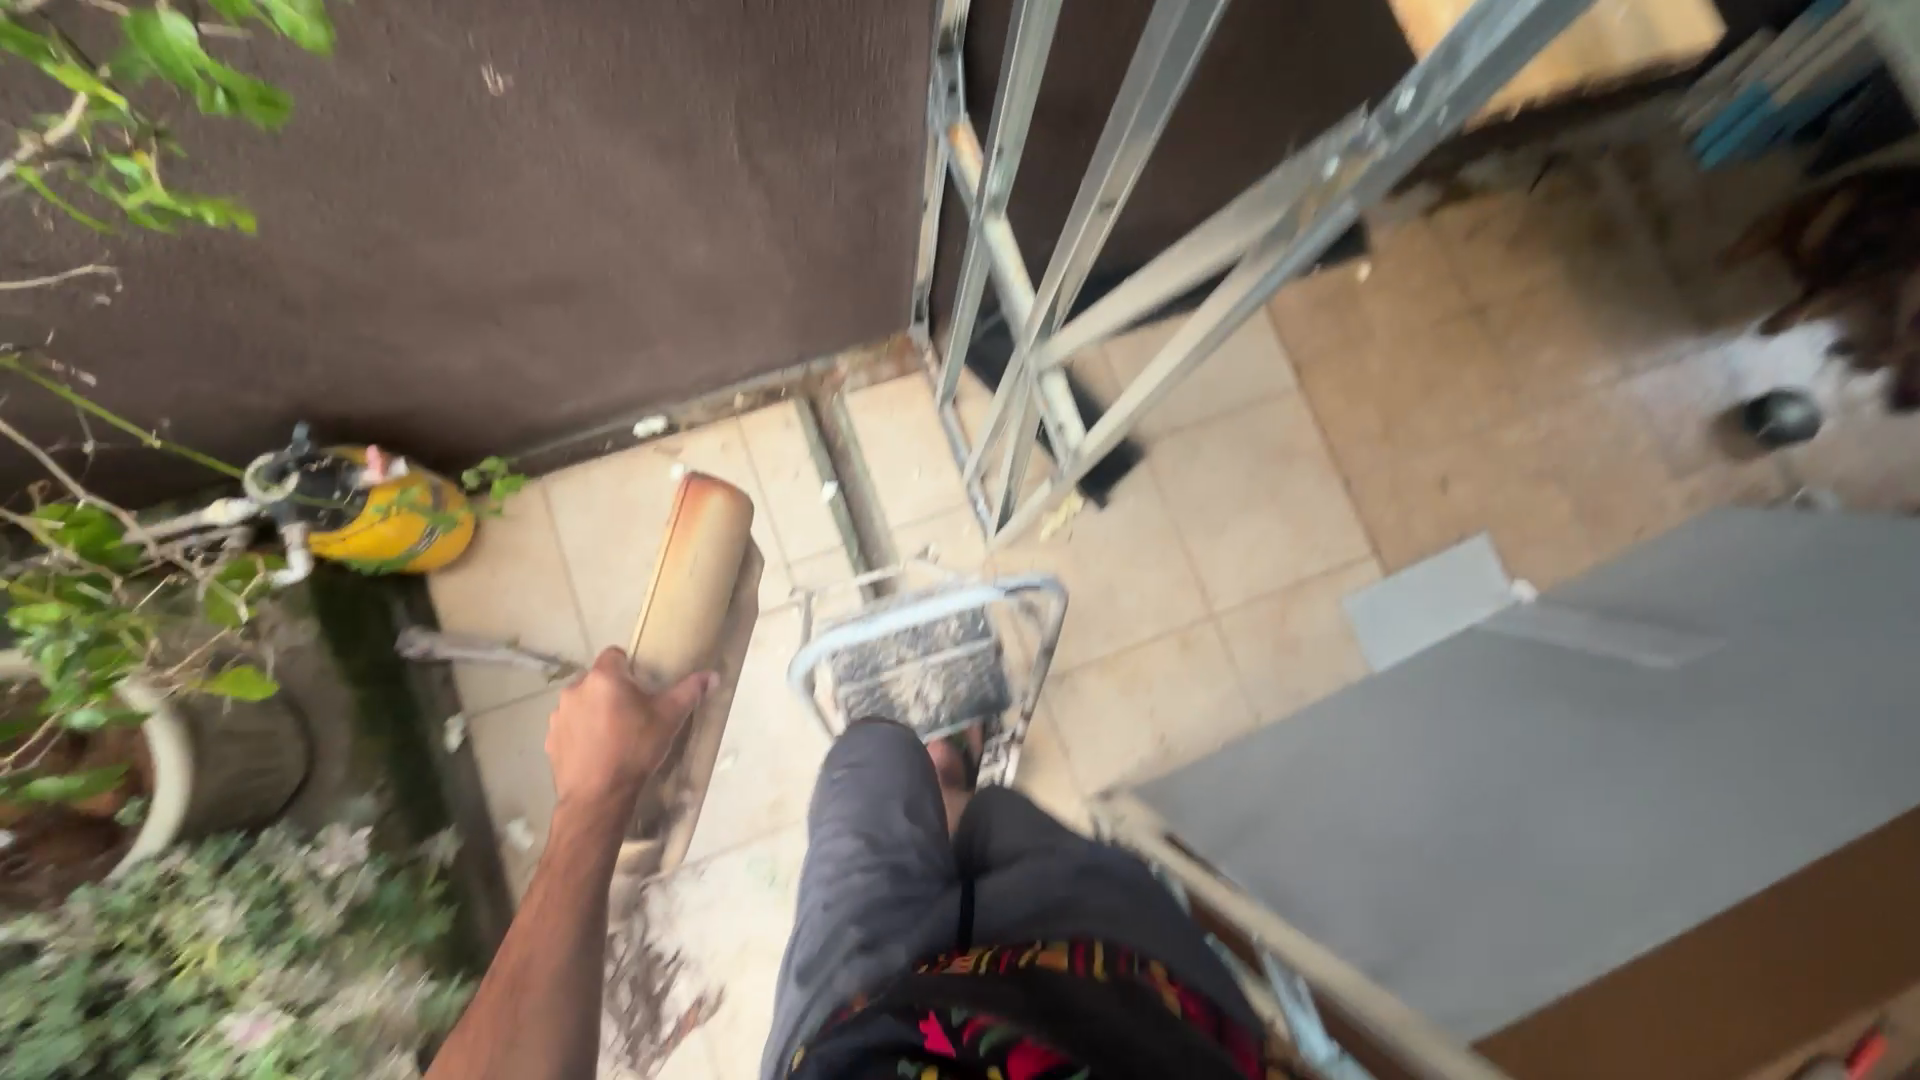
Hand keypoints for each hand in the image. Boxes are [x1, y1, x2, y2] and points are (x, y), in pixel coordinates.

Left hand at [546, 647, 716, 812]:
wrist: (599, 796)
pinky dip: (582, 732)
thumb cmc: (636, 749)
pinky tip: (597, 750)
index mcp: (604, 678)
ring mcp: (559, 715)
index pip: (615, 654)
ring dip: (595, 710)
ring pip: (582, 702)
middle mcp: (575, 690)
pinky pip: (570, 726)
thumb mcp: (670, 718)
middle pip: (598, 680)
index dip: (630, 666)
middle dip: (613, 690)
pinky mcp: (550, 740)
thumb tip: (712, 675)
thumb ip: (690, 691)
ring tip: (614, 734)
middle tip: (633, 712)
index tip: (642, 685)